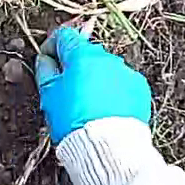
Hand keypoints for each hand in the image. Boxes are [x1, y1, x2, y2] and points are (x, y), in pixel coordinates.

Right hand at [34, 27, 152, 143]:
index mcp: (82, 55)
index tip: (48, 62)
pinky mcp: (139, 89)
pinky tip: (103, 109)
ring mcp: (126, 73)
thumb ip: (45, 70)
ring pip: (104, 69)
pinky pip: (121, 83)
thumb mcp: (49, 95)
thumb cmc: (75, 122)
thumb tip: (45, 59)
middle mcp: (107, 59)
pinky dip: (112, 91)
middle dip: (73, 67)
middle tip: (64, 89)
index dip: (51, 48)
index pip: (64, 36)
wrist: (108, 148)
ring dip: (93, 80)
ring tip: (85, 105)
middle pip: (85, 53)